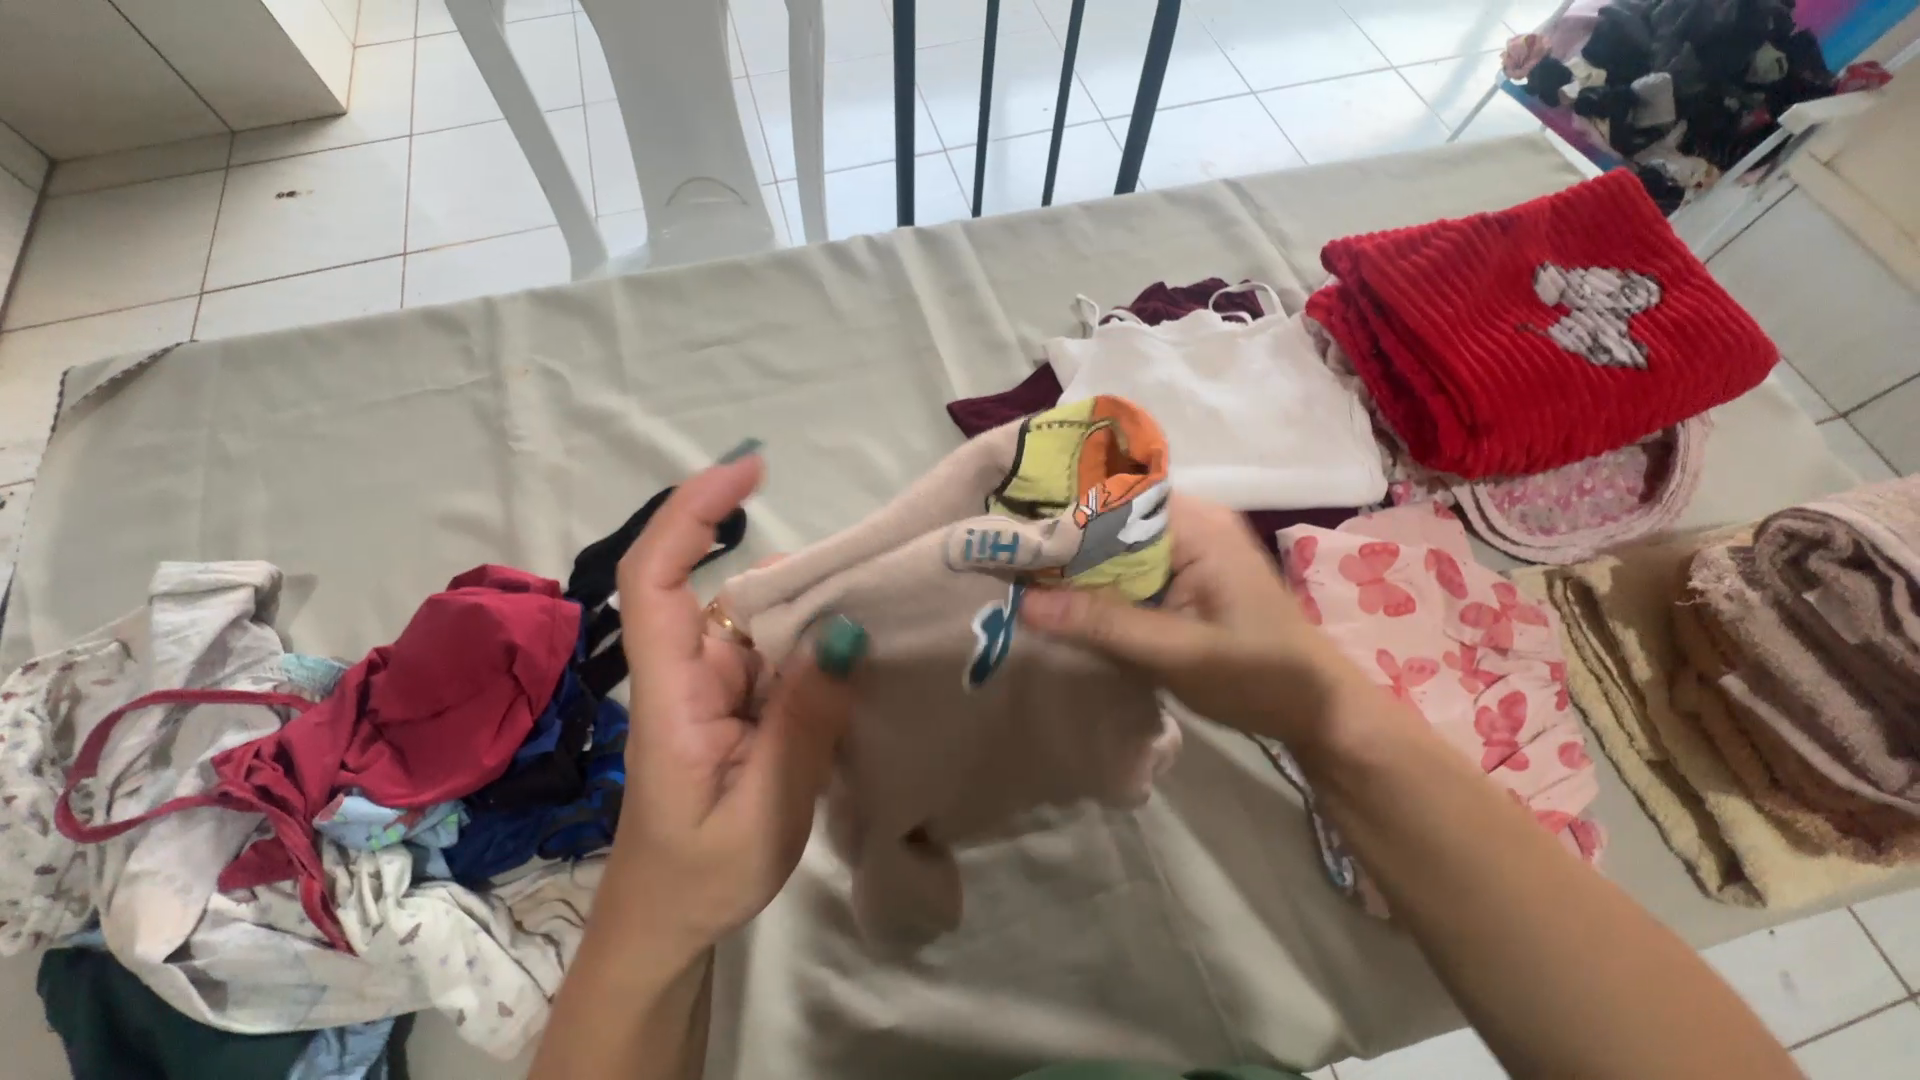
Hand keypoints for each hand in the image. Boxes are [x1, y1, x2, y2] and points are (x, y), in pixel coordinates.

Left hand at [609, 453, 863, 961]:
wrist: (667, 926)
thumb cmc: (700, 877)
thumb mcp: (764, 810)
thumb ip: (803, 724)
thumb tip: (844, 634)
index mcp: (672, 695)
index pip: (655, 580)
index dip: (691, 513)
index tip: (750, 470)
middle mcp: (689, 676)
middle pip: (729, 594)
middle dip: (795, 574)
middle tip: (872, 577)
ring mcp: (716, 692)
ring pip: (764, 626)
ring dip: (816, 616)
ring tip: (882, 619)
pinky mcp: (740, 709)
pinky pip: (781, 661)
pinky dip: (820, 652)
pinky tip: (864, 661)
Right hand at [1019, 495, 1394, 754]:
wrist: (1319, 711)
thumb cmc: (1258, 677)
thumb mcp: (1177, 654)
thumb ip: (1104, 623)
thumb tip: (1025, 601)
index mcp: (1196, 525)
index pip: (1111, 500)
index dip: (1058, 515)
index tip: (1006, 537)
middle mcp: (1192, 524)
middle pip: (1109, 519)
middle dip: (1060, 541)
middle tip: (1000, 560)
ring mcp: (1191, 551)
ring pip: (1116, 546)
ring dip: (1076, 566)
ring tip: (1017, 579)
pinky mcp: (1187, 579)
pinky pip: (1130, 569)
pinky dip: (1099, 585)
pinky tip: (1063, 603)